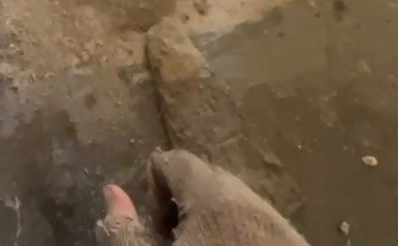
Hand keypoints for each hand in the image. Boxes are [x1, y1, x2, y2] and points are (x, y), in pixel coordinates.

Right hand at [96, 151, 306, 245]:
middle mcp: (252, 203)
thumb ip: (125, 232)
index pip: (172, 161)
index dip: (153, 191)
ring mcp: (286, 234)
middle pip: (205, 184)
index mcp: (214, 195)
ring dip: (215, 231)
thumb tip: (112, 194)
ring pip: (237, 212)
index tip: (155, 234)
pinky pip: (262, 236)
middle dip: (183, 211)